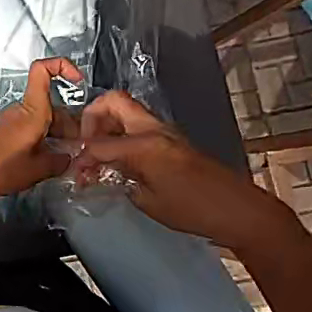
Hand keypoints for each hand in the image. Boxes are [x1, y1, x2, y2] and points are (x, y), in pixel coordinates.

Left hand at [0, 58, 82, 203]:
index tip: (78, 82)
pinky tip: (47, 160)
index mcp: (32, 111)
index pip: (42, 71)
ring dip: (57, 134)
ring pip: (42, 119)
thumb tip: (69, 158)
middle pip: (51, 105)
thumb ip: (59, 162)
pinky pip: (30, 128)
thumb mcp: (37, 170)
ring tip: (66, 158)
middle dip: (69, 123)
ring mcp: (12, 120)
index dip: (62, 66)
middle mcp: (22, 110)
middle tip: (79, 147)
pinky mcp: (4, 132)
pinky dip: (43, 139)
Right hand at [72, 91, 300, 250]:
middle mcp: (154, 129)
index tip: (75, 172)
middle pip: (113, 102)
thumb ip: (121, 180)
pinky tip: (118, 161)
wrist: (236, 208)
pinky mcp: (172, 140)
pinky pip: (138, 127)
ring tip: (98, 155)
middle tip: (85, 146)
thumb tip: (103, 173)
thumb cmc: (193, 209)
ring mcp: (165, 132)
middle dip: (91, 119)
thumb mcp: (148, 201)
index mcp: (144, 143)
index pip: (100, 143)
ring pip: (126, 112)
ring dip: (107, 126)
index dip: (82, 157)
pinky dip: (122, 136)